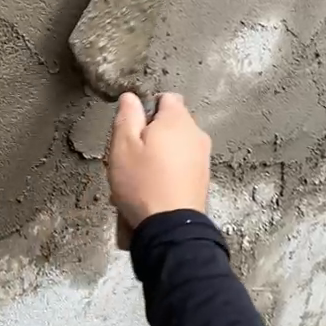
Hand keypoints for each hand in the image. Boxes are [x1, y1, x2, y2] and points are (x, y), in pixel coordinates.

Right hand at [107, 92, 210, 231]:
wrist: (171, 228)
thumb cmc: (142, 183)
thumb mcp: (122, 146)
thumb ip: (127, 116)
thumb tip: (131, 97)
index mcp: (177, 120)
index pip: (166, 97)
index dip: (147, 108)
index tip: (133, 128)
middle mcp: (196, 134)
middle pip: (172, 123)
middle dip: (152, 133)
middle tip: (132, 155)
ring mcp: (203, 157)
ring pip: (176, 145)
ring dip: (160, 154)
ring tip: (141, 176)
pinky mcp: (203, 178)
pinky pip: (183, 164)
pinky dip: (169, 170)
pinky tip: (154, 188)